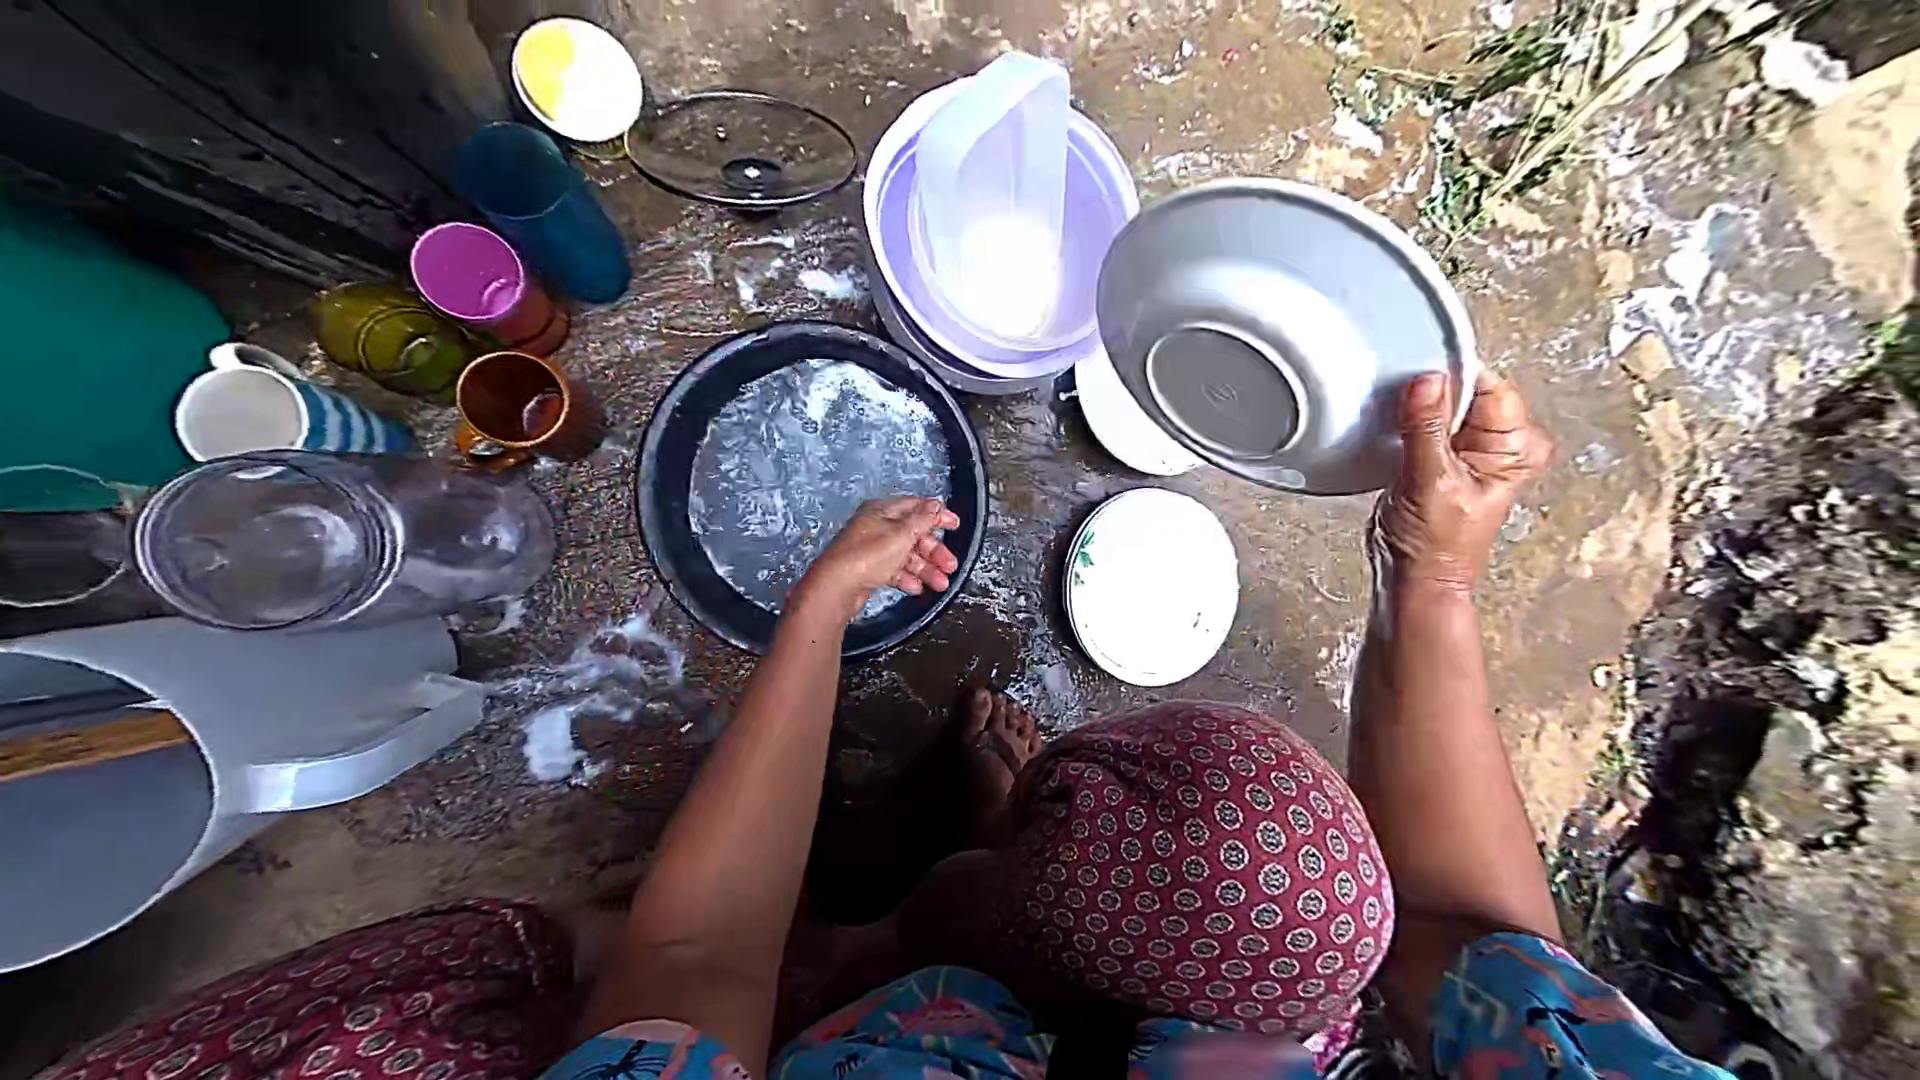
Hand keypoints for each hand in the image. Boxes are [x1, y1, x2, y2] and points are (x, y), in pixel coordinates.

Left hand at [790, 497, 962, 622]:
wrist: (837, 586)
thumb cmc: (865, 555)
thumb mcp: (902, 533)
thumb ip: (923, 519)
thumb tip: (936, 506)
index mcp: (882, 511)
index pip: (916, 508)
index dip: (937, 515)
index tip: (954, 524)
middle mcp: (876, 527)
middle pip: (914, 535)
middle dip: (934, 551)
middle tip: (949, 564)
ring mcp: (872, 550)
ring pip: (906, 556)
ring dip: (925, 569)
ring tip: (939, 583)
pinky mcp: (869, 570)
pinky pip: (894, 571)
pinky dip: (907, 578)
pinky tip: (915, 587)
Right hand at [1371, 371, 1551, 594]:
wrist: (1414, 573)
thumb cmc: (1437, 545)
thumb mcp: (1431, 482)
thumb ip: (1427, 429)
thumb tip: (1428, 382)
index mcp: (1516, 446)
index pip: (1489, 388)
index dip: (1451, 380)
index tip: (1415, 378)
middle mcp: (1497, 444)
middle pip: (1463, 394)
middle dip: (1427, 395)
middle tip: (1398, 407)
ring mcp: (1465, 450)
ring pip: (1438, 408)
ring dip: (1410, 411)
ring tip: (1393, 428)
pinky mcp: (1436, 456)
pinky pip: (1419, 424)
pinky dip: (1400, 424)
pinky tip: (1390, 434)